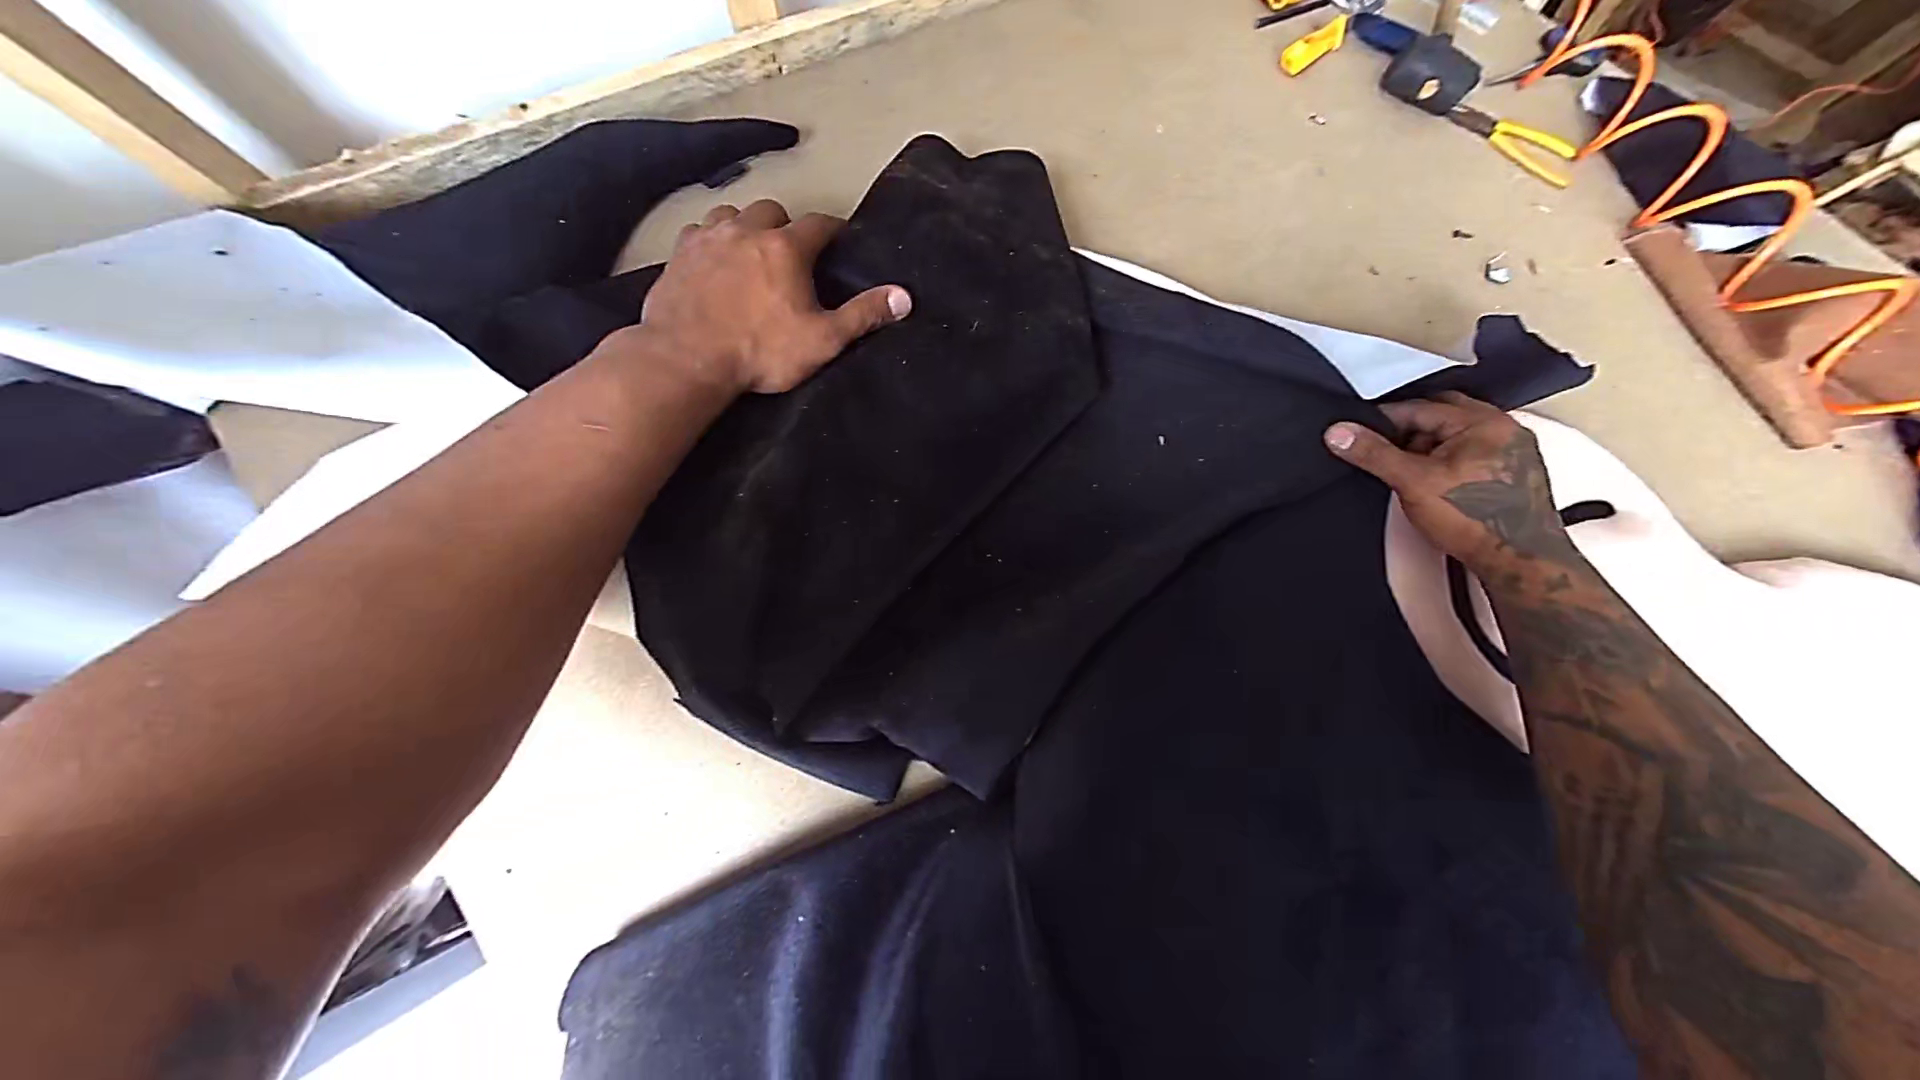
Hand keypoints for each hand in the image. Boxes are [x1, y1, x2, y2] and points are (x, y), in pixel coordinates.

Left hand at [635, 199, 911, 393]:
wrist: (686, 359)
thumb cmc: (760, 352)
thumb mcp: (822, 340)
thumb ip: (863, 315)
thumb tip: (904, 296)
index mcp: (786, 249)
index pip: (820, 224)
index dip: (834, 230)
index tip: (840, 239)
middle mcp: (747, 231)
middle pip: (772, 210)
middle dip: (787, 225)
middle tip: (792, 252)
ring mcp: (708, 238)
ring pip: (732, 213)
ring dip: (746, 225)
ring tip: (752, 249)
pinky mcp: (679, 255)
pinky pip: (699, 231)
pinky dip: (712, 238)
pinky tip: (714, 258)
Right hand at [1323, 392, 1574, 576]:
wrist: (1516, 561)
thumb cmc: (1479, 521)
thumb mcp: (1411, 481)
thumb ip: (1373, 454)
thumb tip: (1341, 433)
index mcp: (1483, 422)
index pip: (1418, 407)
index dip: (1381, 421)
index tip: (1356, 432)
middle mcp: (1501, 432)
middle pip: (1437, 418)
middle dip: (1404, 432)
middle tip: (1380, 450)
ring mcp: (1508, 453)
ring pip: (1451, 437)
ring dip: (1424, 448)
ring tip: (1405, 472)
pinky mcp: (1507, 475)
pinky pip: (1465, 455)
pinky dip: (1441, 462)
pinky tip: (1428, 483)